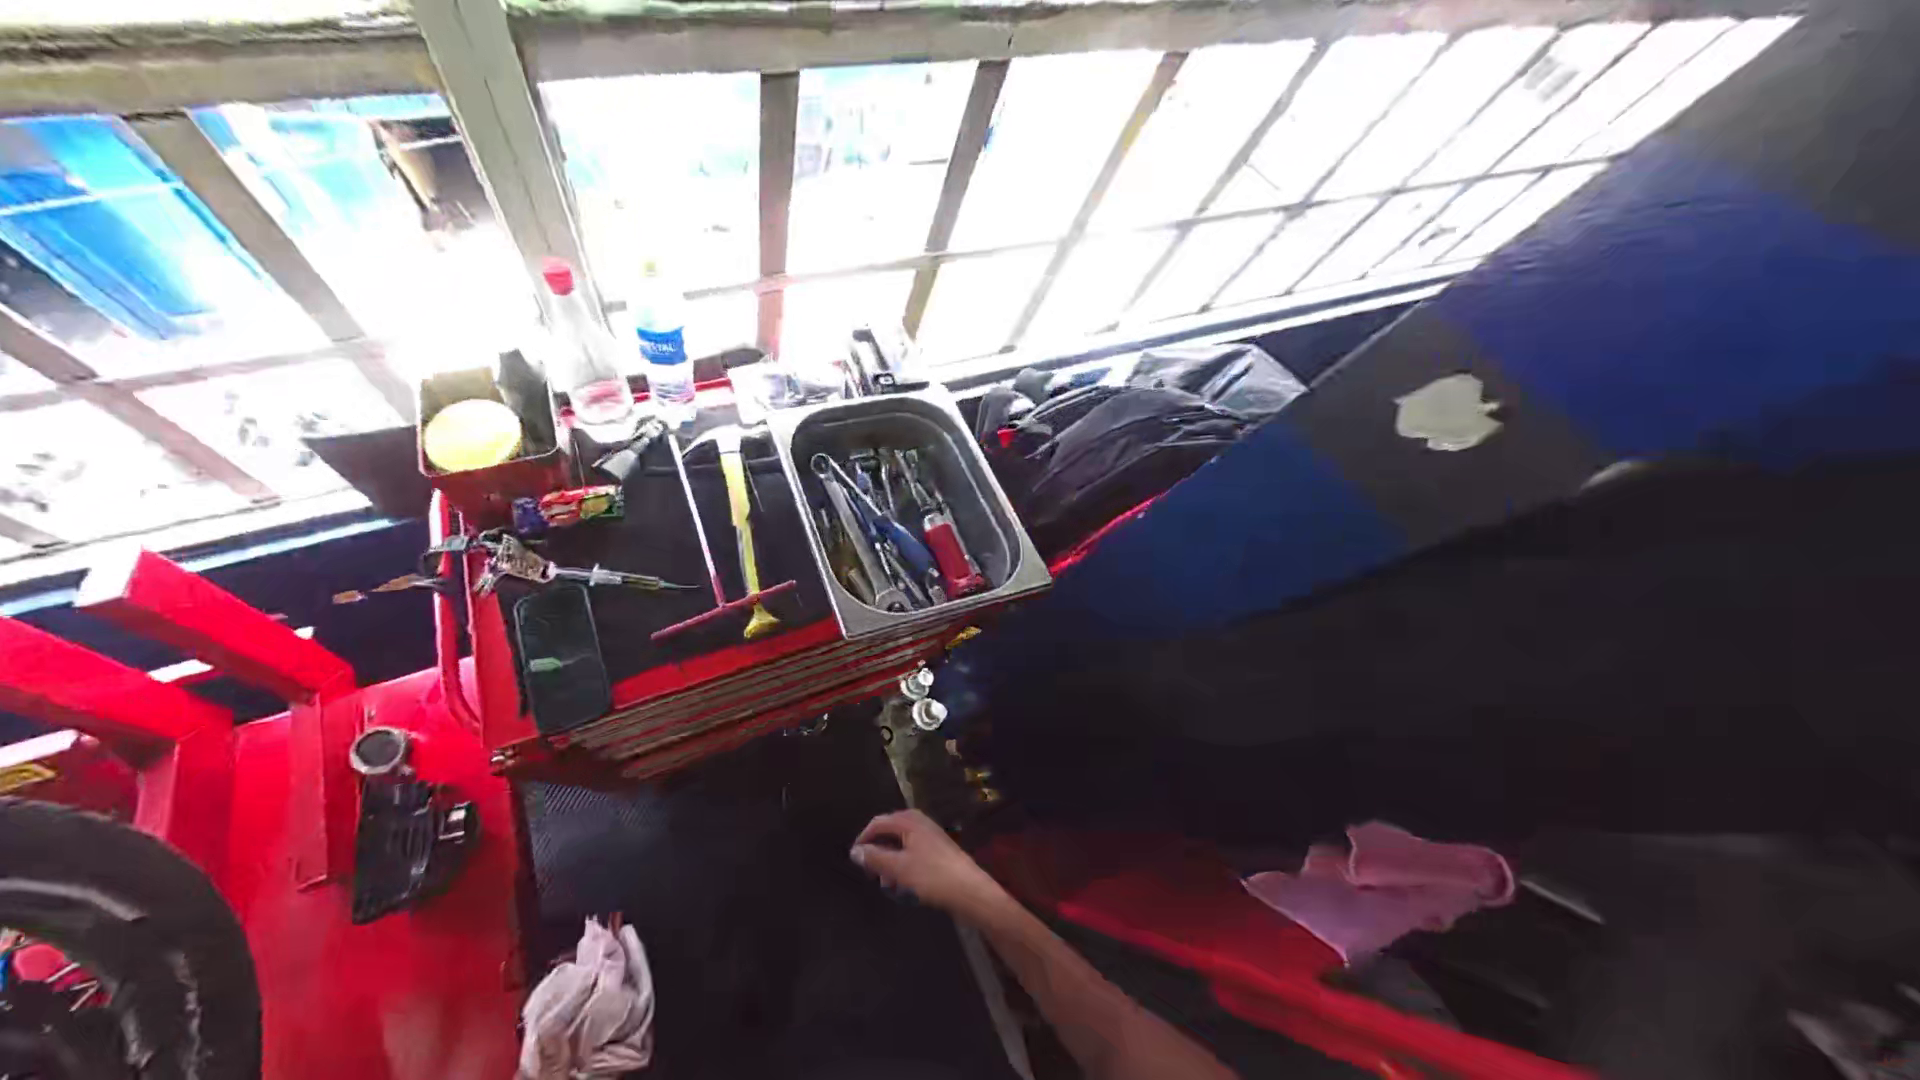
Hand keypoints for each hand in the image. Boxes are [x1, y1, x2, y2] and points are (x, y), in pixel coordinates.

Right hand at [850, 810, 1011, 922]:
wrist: (969, 891)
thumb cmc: (932, 876)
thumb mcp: (898, 868)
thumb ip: (874, 858)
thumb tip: (855, 851)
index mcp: (909, 821)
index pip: (878, 823)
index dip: (864, 840)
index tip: (855, 860)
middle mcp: (919, 823)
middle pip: (889, 833)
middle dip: (879, 854)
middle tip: (873, 876)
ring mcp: (930, 836)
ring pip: (901, 847)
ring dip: (891, 865)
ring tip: (890, 886)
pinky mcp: (937, 851)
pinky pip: (912, 855)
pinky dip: (904, 868)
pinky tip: (905, 887)